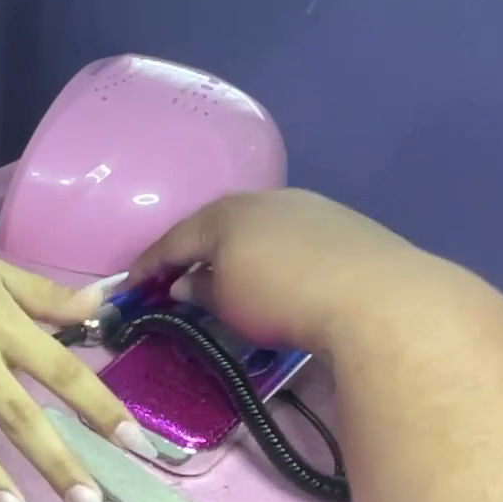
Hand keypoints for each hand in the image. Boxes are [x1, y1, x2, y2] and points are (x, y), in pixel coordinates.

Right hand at [127, 189, 441, 350]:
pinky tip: (262, 272)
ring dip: (225, 249)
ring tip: (214, 275)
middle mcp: (262, 200)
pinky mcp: (338, 221)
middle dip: (186, 250)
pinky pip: (281, 233)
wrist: (376, 297)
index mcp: (224, 215)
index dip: (146, 266)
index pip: (171, 240)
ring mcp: (304, 205)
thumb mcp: (224, 301)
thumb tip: (183, 283)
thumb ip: (197, 288)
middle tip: (168, 277)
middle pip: (211, 224)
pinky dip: (259, 251)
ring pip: (249, 225)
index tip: (127, 288)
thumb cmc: (279, 298)